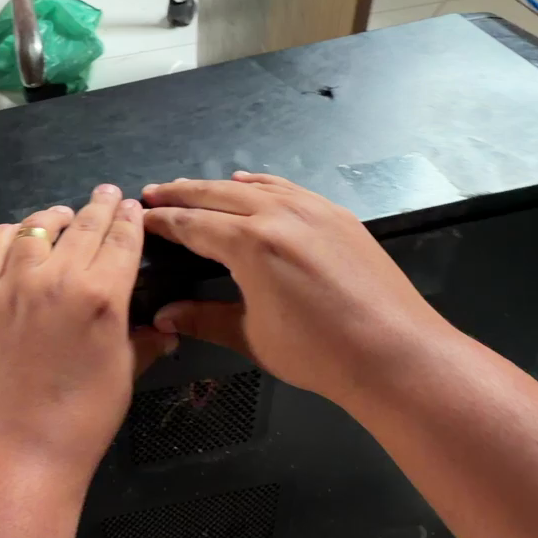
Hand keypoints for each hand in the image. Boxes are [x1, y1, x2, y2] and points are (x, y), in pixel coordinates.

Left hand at [0, 185, 173, 472]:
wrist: (22, 441)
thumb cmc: (84, 414)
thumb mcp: (126, 372)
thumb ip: (145, 339)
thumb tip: (165, 328)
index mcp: (102, 295)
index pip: (121, 241)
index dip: (129, 220)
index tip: (131, 206)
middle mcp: (59, 277)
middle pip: (85, 227)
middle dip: (101, 207)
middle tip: (107, 193)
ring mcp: (16, 282)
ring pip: (39, 228)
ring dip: (57, 216)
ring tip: (65, 214)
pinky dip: (11, 232)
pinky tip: (21, 233)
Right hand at [141, 172, 459, 399]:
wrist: (398, 354)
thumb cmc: (318, 353)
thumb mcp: (251, 336)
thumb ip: (203, 318)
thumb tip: (163, 315)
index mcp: (249, 243)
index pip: (192, 224)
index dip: (162, 221)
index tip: (138, 217)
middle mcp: (276, 214)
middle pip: (215, 195)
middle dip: (180, 194)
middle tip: (151, 194)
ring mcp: (311, 209)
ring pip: (251, 187)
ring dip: (215, 187)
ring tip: (189, 188)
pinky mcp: (336, 215)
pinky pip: (286, 188)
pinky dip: (259, 184)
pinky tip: (246, 184)